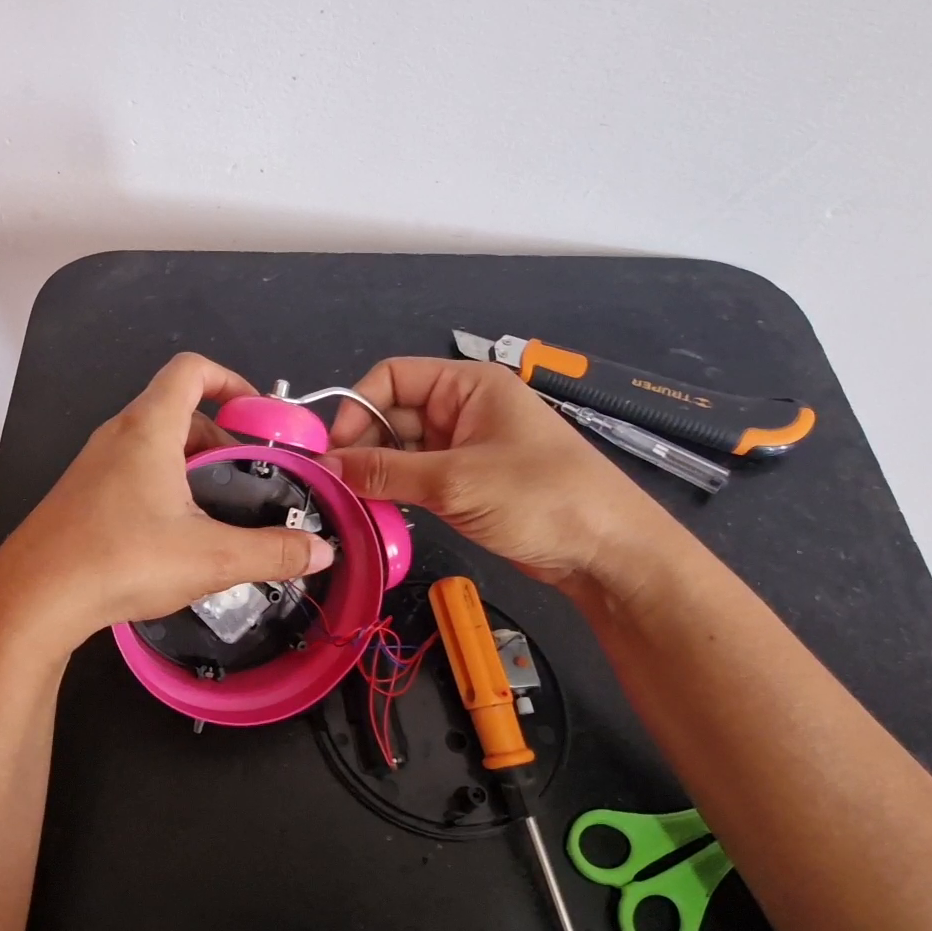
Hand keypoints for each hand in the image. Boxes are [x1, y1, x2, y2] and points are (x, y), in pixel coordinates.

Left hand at [0, 353, 334, 657]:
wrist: (33, 598)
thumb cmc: (123, 560)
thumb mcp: (210, 558)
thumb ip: (272, 552)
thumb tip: (321, 551)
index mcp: (148, 428)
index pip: (191, 369)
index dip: (231, 380)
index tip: (258, 416)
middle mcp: (117, 434)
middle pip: (176, 409)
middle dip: (219, 435)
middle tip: (246, 477)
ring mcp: (93, 464)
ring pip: (153, 444)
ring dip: (190, 464)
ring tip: (215, 509)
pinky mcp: (80, 494)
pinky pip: (131, 470)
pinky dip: (161, 484)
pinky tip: (172, 534)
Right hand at [323, 357, 676, 585]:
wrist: (607, 552)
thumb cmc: (539, 498)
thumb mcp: (455, 481)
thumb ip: (384, 471)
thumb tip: (324, 466)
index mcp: (467, 386)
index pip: (392, 377)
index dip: (357, 407)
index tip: (333, 450)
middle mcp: (462, 409)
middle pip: (392, 415)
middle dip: (363, 445)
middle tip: (335, 484)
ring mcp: (464, 447)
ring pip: (400, 450)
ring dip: (376, 473)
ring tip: (352, 502)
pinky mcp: (465, 483)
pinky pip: (415, 477)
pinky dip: (394, 491)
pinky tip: (376, 511)